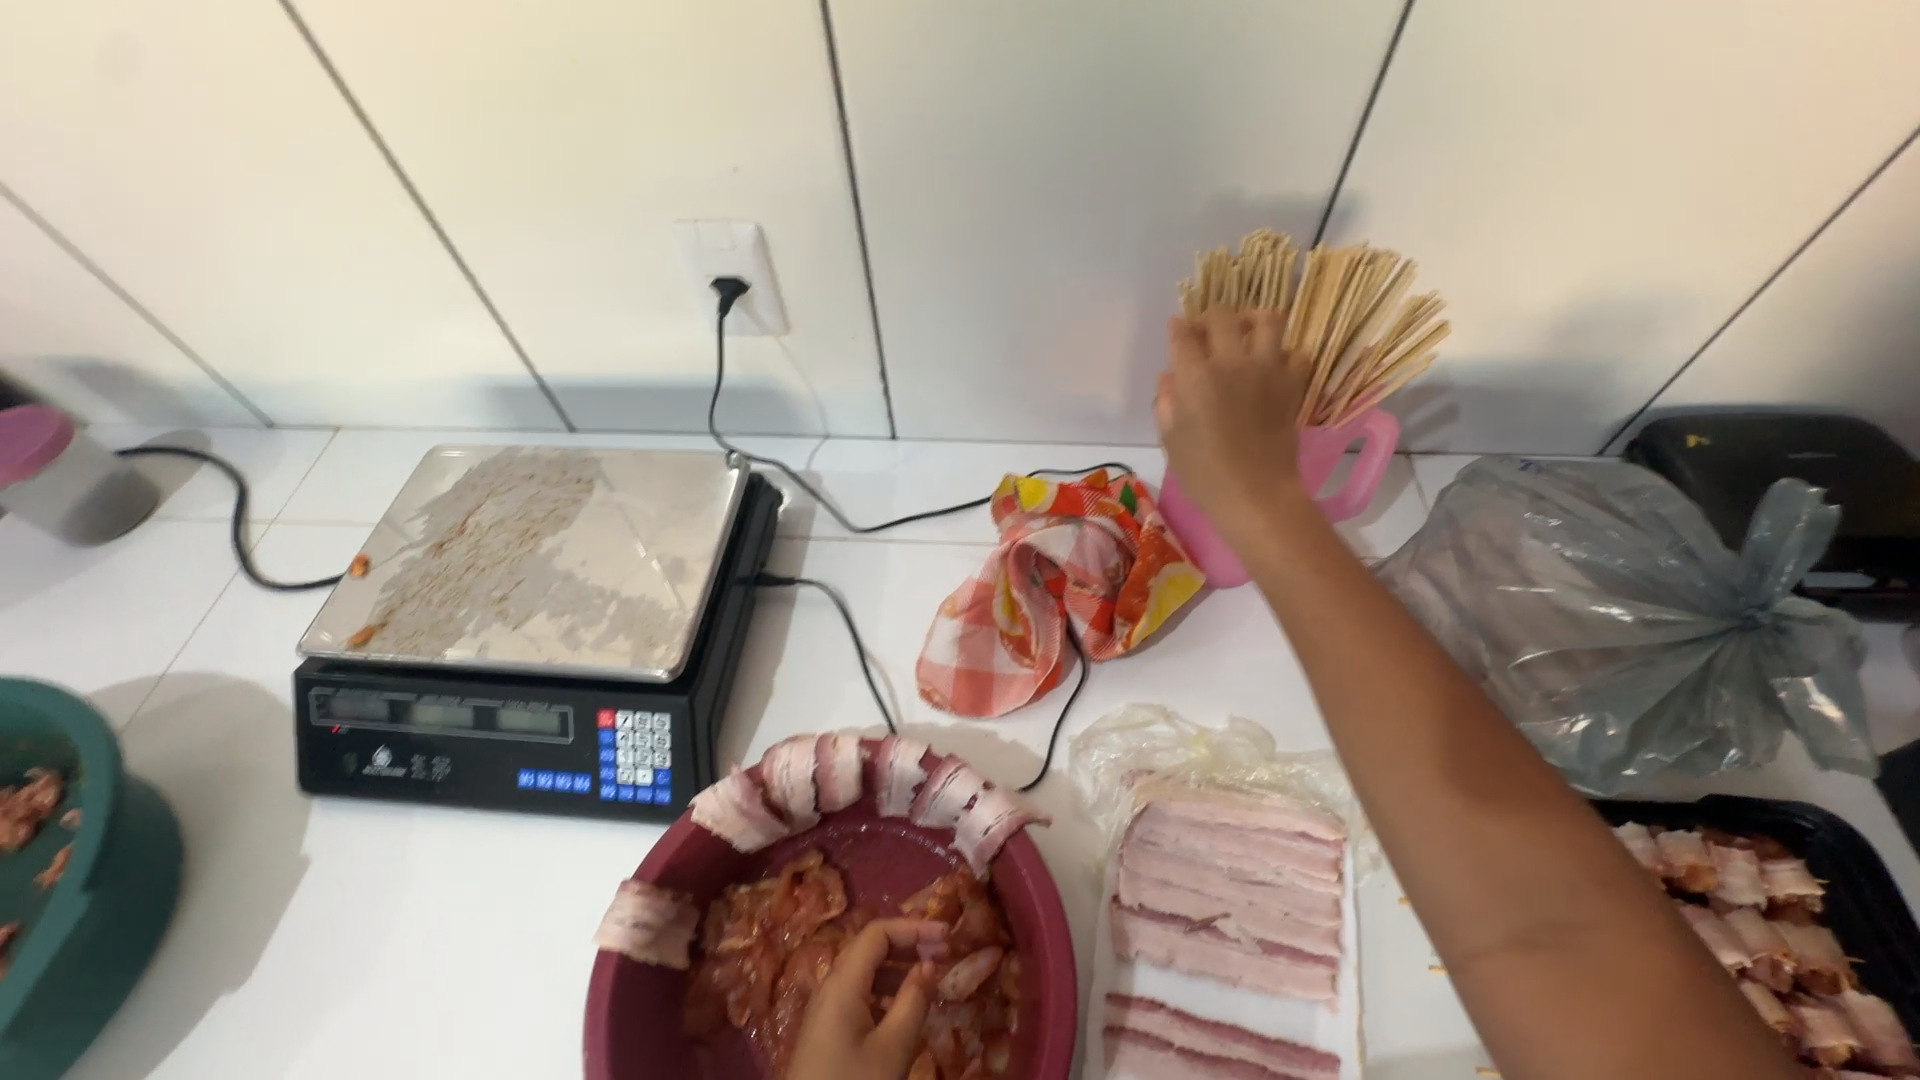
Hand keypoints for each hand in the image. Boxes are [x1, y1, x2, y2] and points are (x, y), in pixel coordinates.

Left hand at [787, 919, 947, 1079]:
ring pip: (864, 971)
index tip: (948, 936)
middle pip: (870, 947)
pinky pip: (859, 993)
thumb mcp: (893, 1048)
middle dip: (908, 943)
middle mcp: (830, 985)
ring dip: (898, 966)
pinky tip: (906, 1007)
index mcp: (842, 982)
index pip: (878, 932)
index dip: (914, 927)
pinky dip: (885, 990)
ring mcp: (826, 1007)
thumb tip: (930, 963)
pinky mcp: (827, 1029)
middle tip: (945, 953)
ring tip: (931, 978)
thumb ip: (914, 1000)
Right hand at [1155, 309, 1313, 543]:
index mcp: (1195, 377)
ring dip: (1253, 320)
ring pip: (1268, 320)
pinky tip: (1273, 366)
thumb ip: (1166, 403)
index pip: (1182, 334)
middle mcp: (1231, 363)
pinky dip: (1285, 354)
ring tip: (1246, 333)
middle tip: (1206, 332)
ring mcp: (1267, 370)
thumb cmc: (1203, 474)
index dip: (1177, 328)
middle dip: (1209, 317)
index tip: (1176, 331)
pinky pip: (1296, 353)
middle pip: (1222, 315)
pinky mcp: (1293, 384)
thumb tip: (1170, 380)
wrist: (1255, 495)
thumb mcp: (1170, 440)